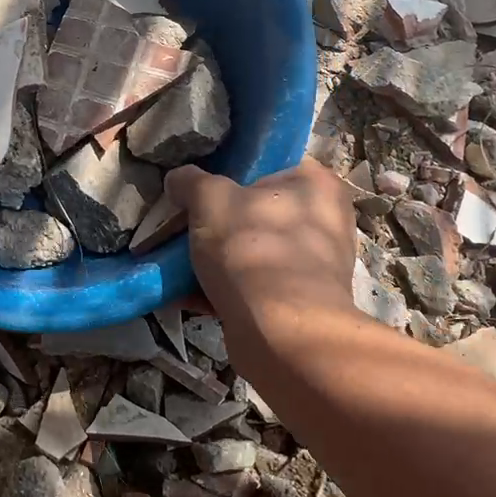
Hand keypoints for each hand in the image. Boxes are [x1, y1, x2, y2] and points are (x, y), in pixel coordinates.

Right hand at [169, 158, 357, 323]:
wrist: (280, 334)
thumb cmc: (251, 248)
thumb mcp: (209, 198)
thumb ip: (190, 180)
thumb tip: (178, 180)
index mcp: (316, 186)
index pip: (270, 162)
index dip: (231, 169)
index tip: (198, 182)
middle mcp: (323, 222)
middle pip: (255, 210)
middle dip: (215, 220)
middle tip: (181, 220)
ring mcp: (313, 266)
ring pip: (249, 250)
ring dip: (212, 256)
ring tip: (173, 259)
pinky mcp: (296, 302)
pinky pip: (250, 284)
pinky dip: (218, 287)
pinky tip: (180, 291)